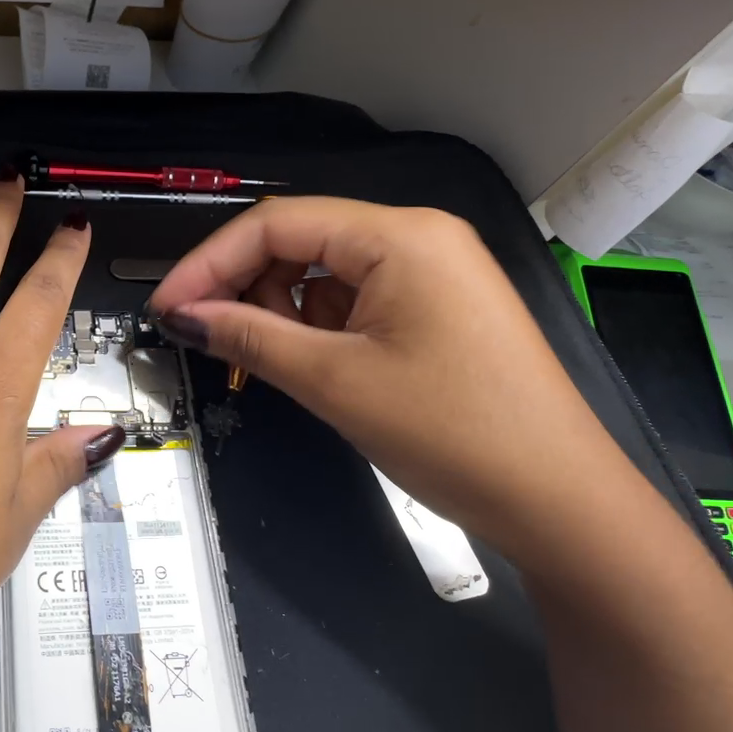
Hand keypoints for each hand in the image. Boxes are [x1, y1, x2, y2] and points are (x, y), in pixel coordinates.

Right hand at [146, 197, 638, 563]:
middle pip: (299, 240)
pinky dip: (317, 325)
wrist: (564, 508)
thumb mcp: (334, 382)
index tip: (168, 305)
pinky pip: (354, 297)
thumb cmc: (454, 434)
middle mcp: (418, 237)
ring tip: (264, 358)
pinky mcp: (437, 306)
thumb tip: (183, 314)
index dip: (209, 262)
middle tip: (208, 336)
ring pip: (322, 271)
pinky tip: (309, 363)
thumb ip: (248, 335)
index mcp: (399, 235)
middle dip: (245, 285)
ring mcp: (432, 271)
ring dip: (280, 309)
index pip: (275, 223)